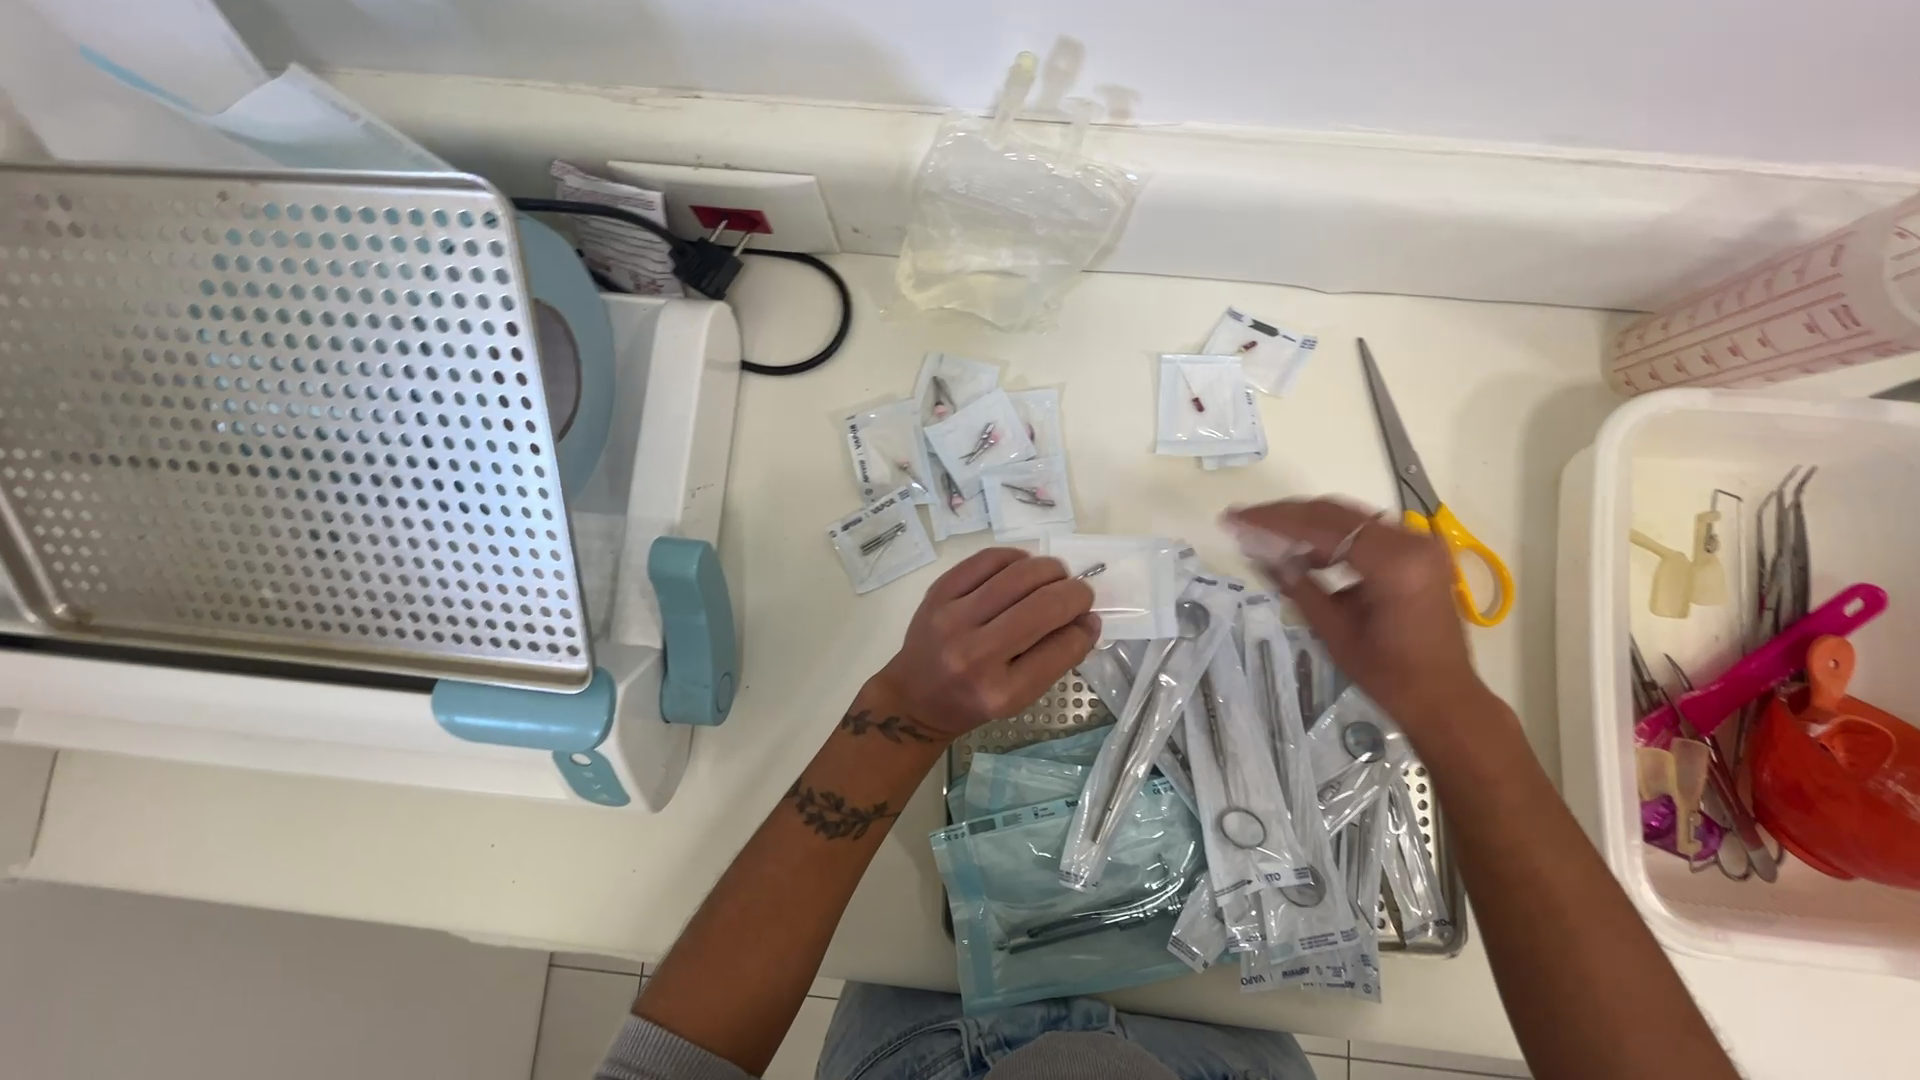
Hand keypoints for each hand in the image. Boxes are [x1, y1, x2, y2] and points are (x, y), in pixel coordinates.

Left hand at [871, 548, 1099, 741]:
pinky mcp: (938, 593)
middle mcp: (975, 654)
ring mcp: (952, 618)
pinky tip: (1023, 568)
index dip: (1086, 628)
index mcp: (1001, 692)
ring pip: (1020, 573)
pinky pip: (988, 559)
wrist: (915, 696)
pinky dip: (1016, 558)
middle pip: (1045, 604)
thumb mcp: (1018, 697)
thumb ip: (1055, 657)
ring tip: (1054, 578)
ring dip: (1050, 570)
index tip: (1089, 619)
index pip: (1062, 647)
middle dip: (1075, 593)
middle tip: (1078, 595)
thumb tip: (1087, 617)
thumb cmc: (973, 700)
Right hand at [1225, 498, 1492, 733]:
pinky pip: (1366, 532)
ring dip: (1305, 524)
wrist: (1444, 697)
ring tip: (1264, 534)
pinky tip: (1301, 552)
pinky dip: (1331, 537)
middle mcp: (1411, 542)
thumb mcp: (1333, 631)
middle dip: (1285, 516)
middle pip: (1334, 513)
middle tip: (1243, 520)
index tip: (1236, 519)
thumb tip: (1259, 553)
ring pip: (1348, 518)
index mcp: (1394, 563)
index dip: (1273, 521)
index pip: (1321, 527)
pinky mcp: (1417, 553)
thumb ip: (1298, 585)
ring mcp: (1418, 545)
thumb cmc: (1389, 675)